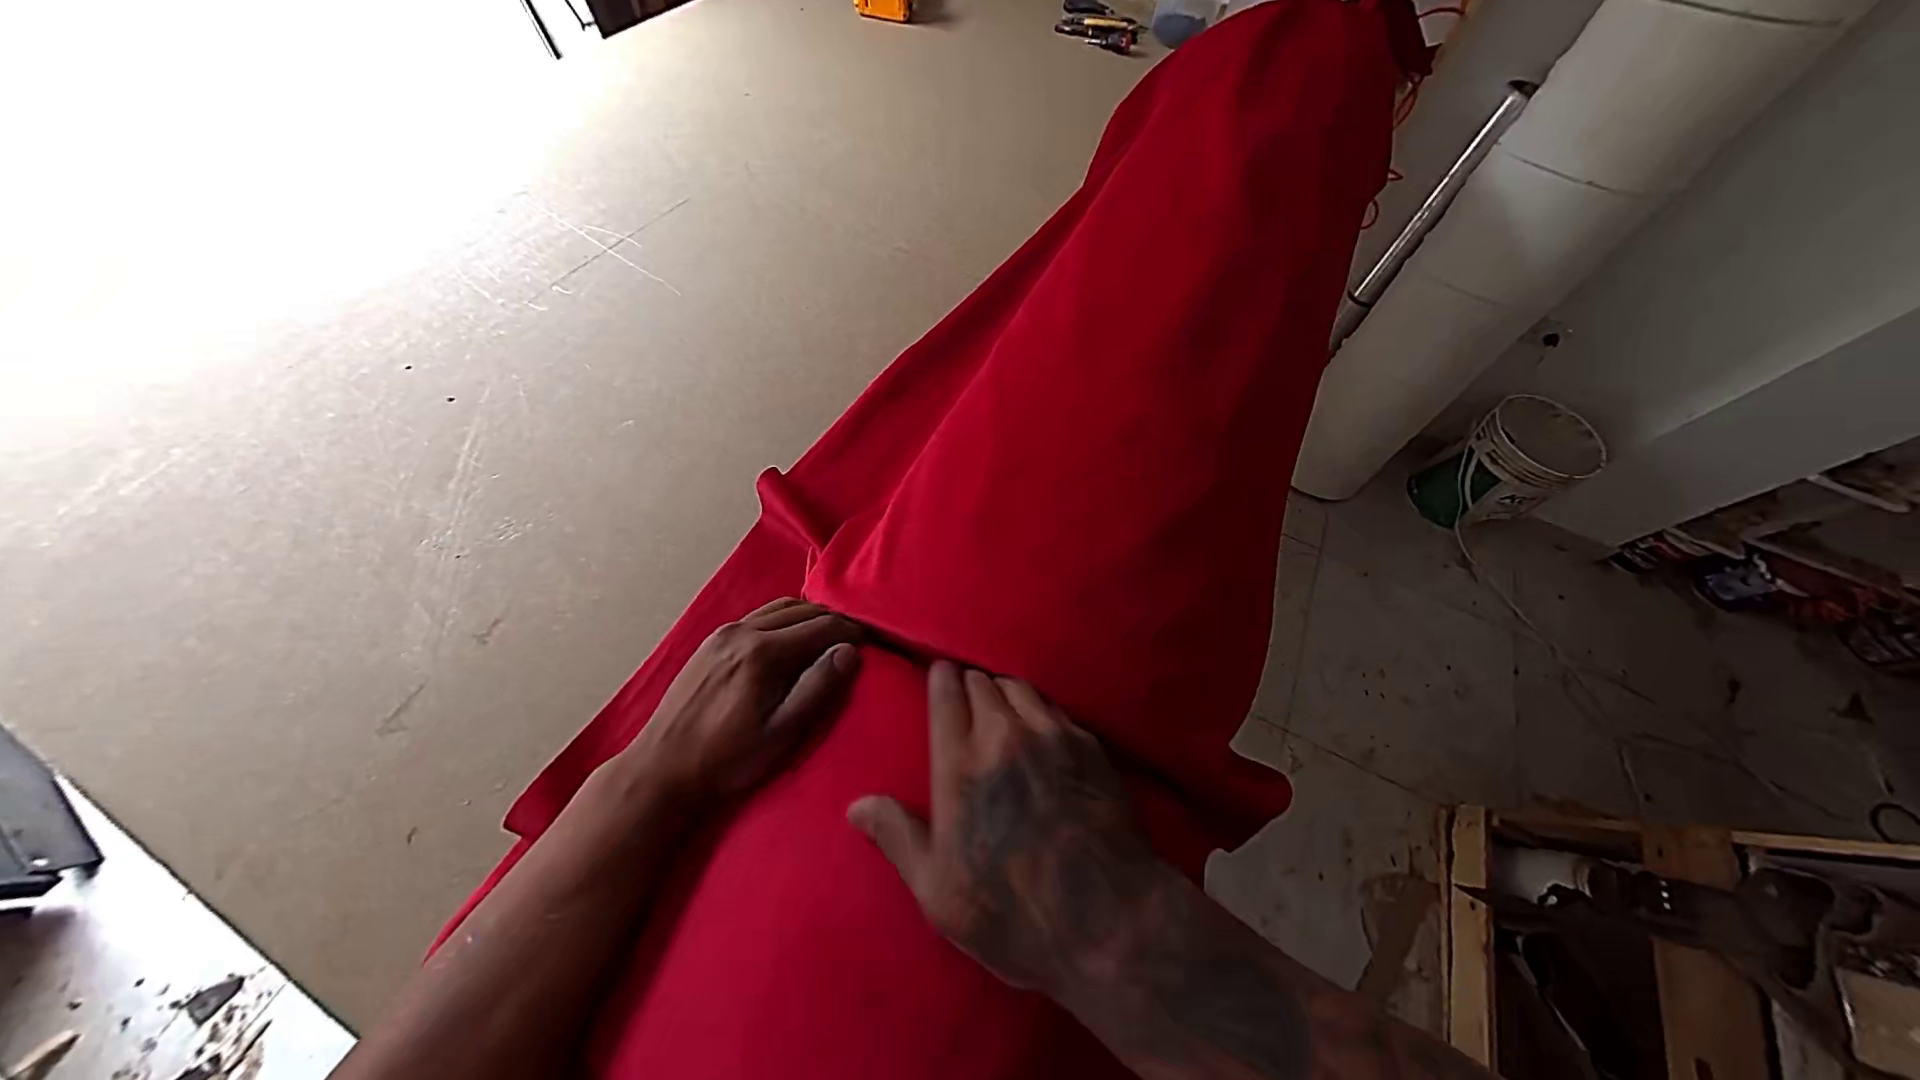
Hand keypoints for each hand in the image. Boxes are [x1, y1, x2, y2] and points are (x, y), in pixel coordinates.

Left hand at [624, 598, 862, 807]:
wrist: (662, 768)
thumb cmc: (727, 759)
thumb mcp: (780, 733)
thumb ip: (816, 688)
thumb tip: (849, 652)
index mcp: (763, 652)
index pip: (822, 626)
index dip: (851, 633)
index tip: (869, 646)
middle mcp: (743, 631)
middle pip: (803, 610)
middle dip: (833, 621)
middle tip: (853, 641)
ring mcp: (723, 633)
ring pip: (780, 608)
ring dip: (809, 617)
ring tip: (828, 638)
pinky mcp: (711, 641)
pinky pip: (759, 616)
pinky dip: (784, 619)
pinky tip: (791, 639)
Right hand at [846, 661, 1176, 996]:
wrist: (1109, 924)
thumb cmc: (1012, 912)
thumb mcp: (938, 889)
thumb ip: (897, 836)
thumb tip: (856, 806)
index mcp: (961, 765)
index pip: (948, 695)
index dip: (942, 679)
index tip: (941, 674)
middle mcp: (1006, 736)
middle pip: (984, 683)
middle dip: (971, 684)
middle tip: (968, 698)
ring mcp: (1054, 736)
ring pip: (1022, 688)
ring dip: (1006, 691)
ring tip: (1003, 708)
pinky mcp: (1091, 747)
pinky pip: (1057, 709)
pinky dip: (1042, 710)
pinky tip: (1044, 730)